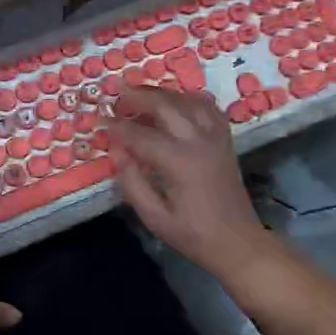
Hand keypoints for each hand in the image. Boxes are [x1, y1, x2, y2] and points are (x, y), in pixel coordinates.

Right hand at [111, 85, 269, 278]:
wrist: (237, 241)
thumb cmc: (192, 234)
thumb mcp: (154, 216)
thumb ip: (132, 182)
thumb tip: (117, 152)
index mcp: (180, 162)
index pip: (140, 135)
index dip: (117, 127)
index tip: (99, 122)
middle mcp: (199, 141)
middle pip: (165, 105)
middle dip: (137, 98)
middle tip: (116, 98)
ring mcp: (216, 137)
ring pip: (187, 99)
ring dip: (161, 93)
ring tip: (139, 95)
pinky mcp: (225, 139)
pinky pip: (207, 106)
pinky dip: (187, 98)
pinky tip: (173, 101)